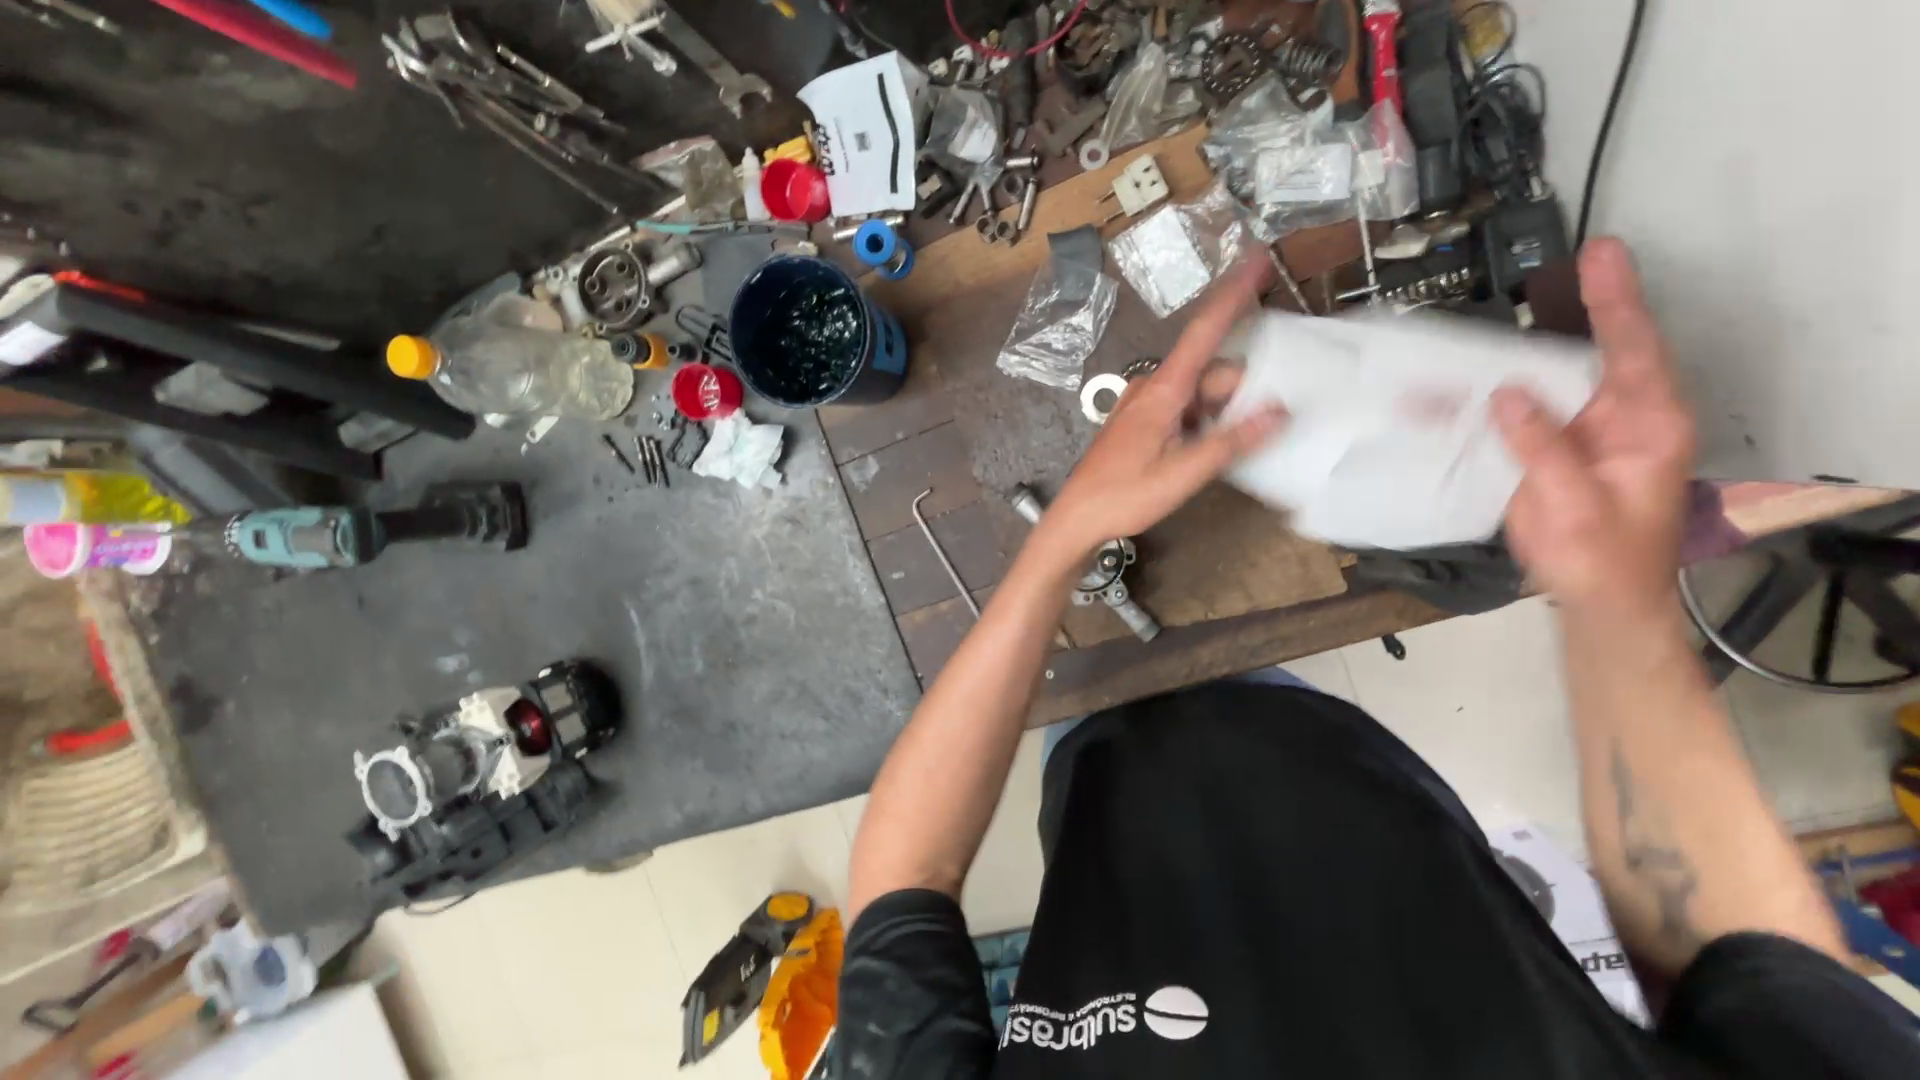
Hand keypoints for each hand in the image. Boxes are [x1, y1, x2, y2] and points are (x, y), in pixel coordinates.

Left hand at [1038, 257, 1288, 559]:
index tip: (1257, 260)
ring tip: (1224, 453)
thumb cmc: (1124, 495)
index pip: (1204, 333)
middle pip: (1213, 374)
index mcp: (1163, 391)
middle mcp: (1154, 388)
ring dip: (1222, 416)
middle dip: (1240, 396)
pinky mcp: (1142, 422)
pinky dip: (1204, 424)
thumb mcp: (1184, 473)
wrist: (1077, 517)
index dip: (1233, 296)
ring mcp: (1146, 405)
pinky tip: (1206, 453)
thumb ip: (1231, 441)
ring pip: (1202, 396)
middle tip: (1256, 433)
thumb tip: (1278, 411)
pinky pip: (1186, 410)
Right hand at [1494, 238, 1695, 619]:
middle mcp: (1613, 420)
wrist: (1596, 603)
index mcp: (1645, 425)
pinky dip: (1476, 407)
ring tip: (1461, 343)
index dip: (1614, 301)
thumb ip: (1546, 449)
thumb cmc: (1603, 562)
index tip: (1600, 256)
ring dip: (1501, 365)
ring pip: (1539, 385)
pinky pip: (1509, 421)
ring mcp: (1576, 436)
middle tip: (1543, 275)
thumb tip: (1508, 395)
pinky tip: (1441, 397)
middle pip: (1584, 355)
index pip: (1632, 350)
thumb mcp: (1579, 506)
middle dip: (1561, 315)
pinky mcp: (1543, 455)